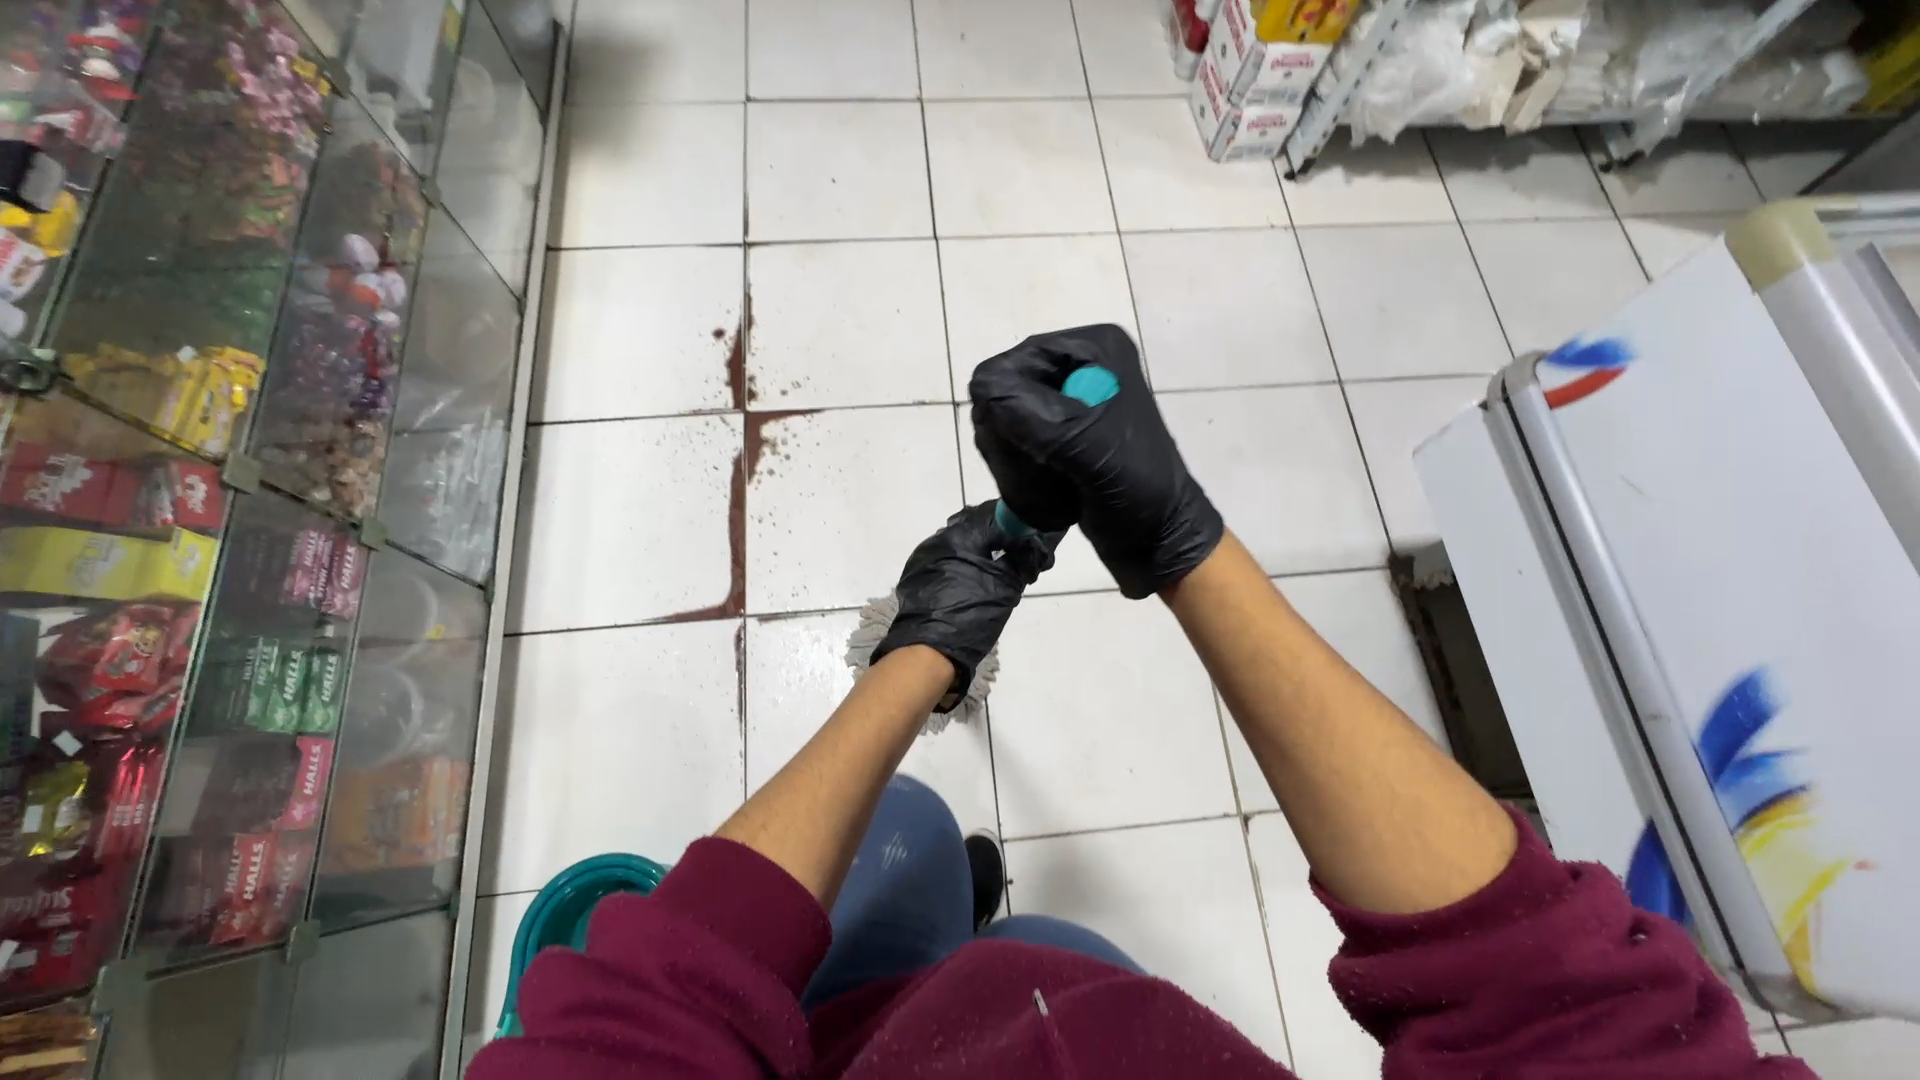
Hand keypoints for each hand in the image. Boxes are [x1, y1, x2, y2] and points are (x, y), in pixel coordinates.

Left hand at [870, 503, 1060, 710]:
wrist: (928, 651)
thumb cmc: (972, 615)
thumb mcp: (1007, 586)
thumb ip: (1021, 559)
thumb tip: (1032, 545)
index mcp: (961, 535)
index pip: (993, 514)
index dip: (1015, 522)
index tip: (1029, 535)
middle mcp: (938, 538)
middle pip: (973, 524)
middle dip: (996, 534)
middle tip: (1015, 552)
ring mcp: (923, 557)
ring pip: (957, 542)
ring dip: (978, 549)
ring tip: (995, 570)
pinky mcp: (916, 575)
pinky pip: (944, 559)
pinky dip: (961, 562)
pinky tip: (971, 581)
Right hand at [969, 324, 1223, 598]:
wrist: (1159, 539)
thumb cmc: (1136, 490)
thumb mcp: (1085, 448)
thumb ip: (1034, 415)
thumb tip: (982, 387)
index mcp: (1094, 350)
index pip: (1014, 362)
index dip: (1002, 406)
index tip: (1017, 448)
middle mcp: (1080, 366)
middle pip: (1006, 390)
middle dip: (1007, 434)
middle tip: (1032, 470)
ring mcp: (1071, 401)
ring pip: (1005, 419)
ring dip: (1011, 456)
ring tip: (1042, 484)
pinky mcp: (1063, 433)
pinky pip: (1016, 441)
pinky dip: (1017, 466)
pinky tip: (1039, 488)